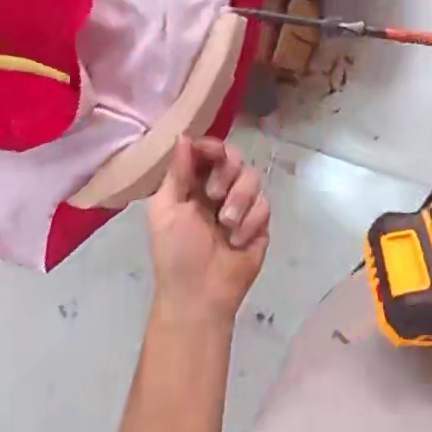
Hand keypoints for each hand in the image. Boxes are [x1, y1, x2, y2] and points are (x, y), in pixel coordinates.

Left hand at [145, 137, 270, 323]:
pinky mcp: (259, 222)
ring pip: (253, 177)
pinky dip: (250, 222)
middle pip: (234, 157)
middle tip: (214, 194)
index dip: (211, 146)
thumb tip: (183, 136)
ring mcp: (241, 204)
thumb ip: (178, 173)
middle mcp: (217, 188)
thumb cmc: (176, 253)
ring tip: (226, 225)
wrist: (201, 294)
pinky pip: (264, 204)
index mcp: (191, 184)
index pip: (206, 151)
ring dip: (239, 199)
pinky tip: (237, 240)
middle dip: (227, 172)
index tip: (211, 152)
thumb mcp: (167, 210)